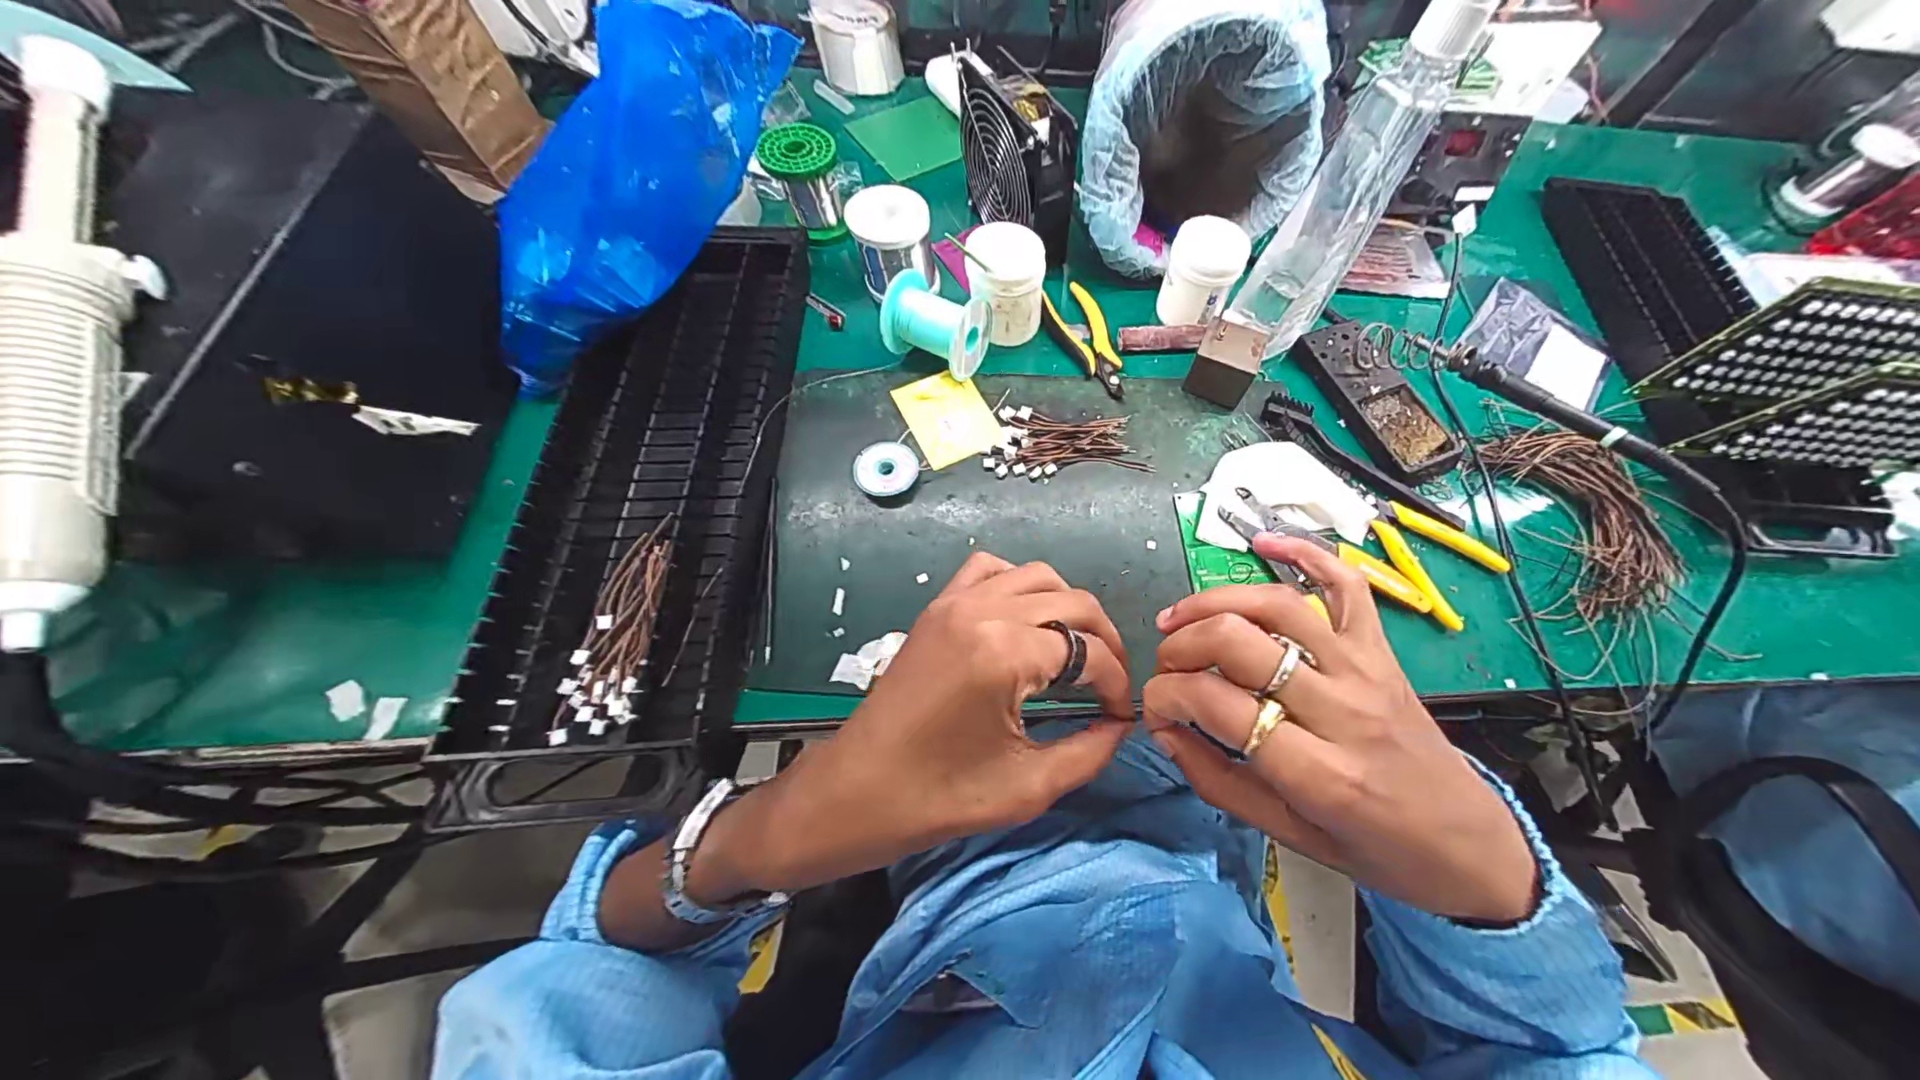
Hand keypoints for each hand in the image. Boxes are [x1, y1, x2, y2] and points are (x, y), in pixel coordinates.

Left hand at [689, 553, 1132, 903]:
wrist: (857, 790)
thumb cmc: (939, 797)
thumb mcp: (1028, 786)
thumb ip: (1090, 751)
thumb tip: (1122, 724)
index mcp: (1004, 652)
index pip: (1088, 652)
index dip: (1116, 684)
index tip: (1121, 716)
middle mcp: (982, 610)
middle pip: (1072, 601)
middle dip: (1105, 641)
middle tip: (1110, 684)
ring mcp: (954, 602)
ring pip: (1036, 576)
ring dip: (1067, 607)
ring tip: (1076, 650)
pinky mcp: (936, 607)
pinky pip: (988, 570)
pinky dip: (1018, 585)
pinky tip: (1025, 620)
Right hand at [1141, 534, 1537, 922]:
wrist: (1470, 846)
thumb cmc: (1375, 849)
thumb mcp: (1285, 834)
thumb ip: (1214, 779)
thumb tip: (1164, 728)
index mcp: (1319, 772)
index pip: (1216, 703)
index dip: (1166, 696)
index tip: (1155, 708)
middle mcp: (1344, 710)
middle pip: (1240, 642)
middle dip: (1181, 646)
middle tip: (1165, 665)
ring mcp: (1368, 670)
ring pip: (1279, 605)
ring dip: (1214, 602)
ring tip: (1180, 619)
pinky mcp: (1383, 651)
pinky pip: (1347, 586)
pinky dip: (1307, 553)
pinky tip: (1264, 542)